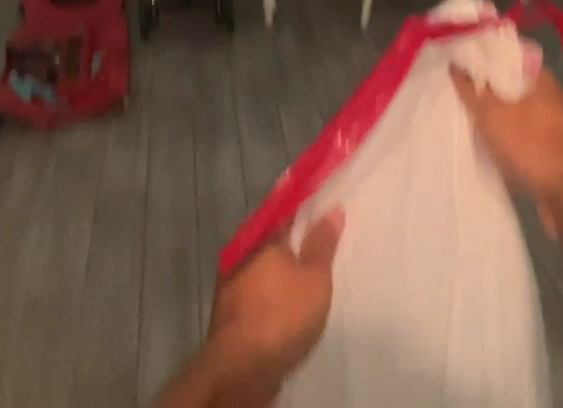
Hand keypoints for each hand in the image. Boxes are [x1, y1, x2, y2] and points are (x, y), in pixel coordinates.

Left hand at [206, 208, 344, 385]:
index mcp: (261, 236)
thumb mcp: (314, 278)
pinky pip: (256, 288)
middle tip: (316, 233)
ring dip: (279, 264)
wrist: (241, 368)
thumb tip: (332, 208)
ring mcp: (231, 281)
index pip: (283, 208)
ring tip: (305, 266)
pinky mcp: (230, 310)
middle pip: (270, 235)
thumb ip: (322, 244)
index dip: (300, 202)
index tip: (314, 195)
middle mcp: (241, 252)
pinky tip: (286, 298)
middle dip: (289, 235)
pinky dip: (271, 288)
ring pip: (261, 263)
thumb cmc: (282, 314)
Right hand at [451, 60, 562, 223]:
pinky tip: (486, 148)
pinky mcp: (554, 154)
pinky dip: (506, 142)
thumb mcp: (492, 115)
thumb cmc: (533, 146)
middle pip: (510, 86)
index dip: (481, 58)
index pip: (507, 56)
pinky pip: (523, 139)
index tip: (457, 62)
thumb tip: (455, 64)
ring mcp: (555, 127)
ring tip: (465, 120)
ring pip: (516, 115)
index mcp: (540, 78)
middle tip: (454, 92)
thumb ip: (471, 90)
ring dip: (495, 119)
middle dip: (485, 91)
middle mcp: (551, 98)